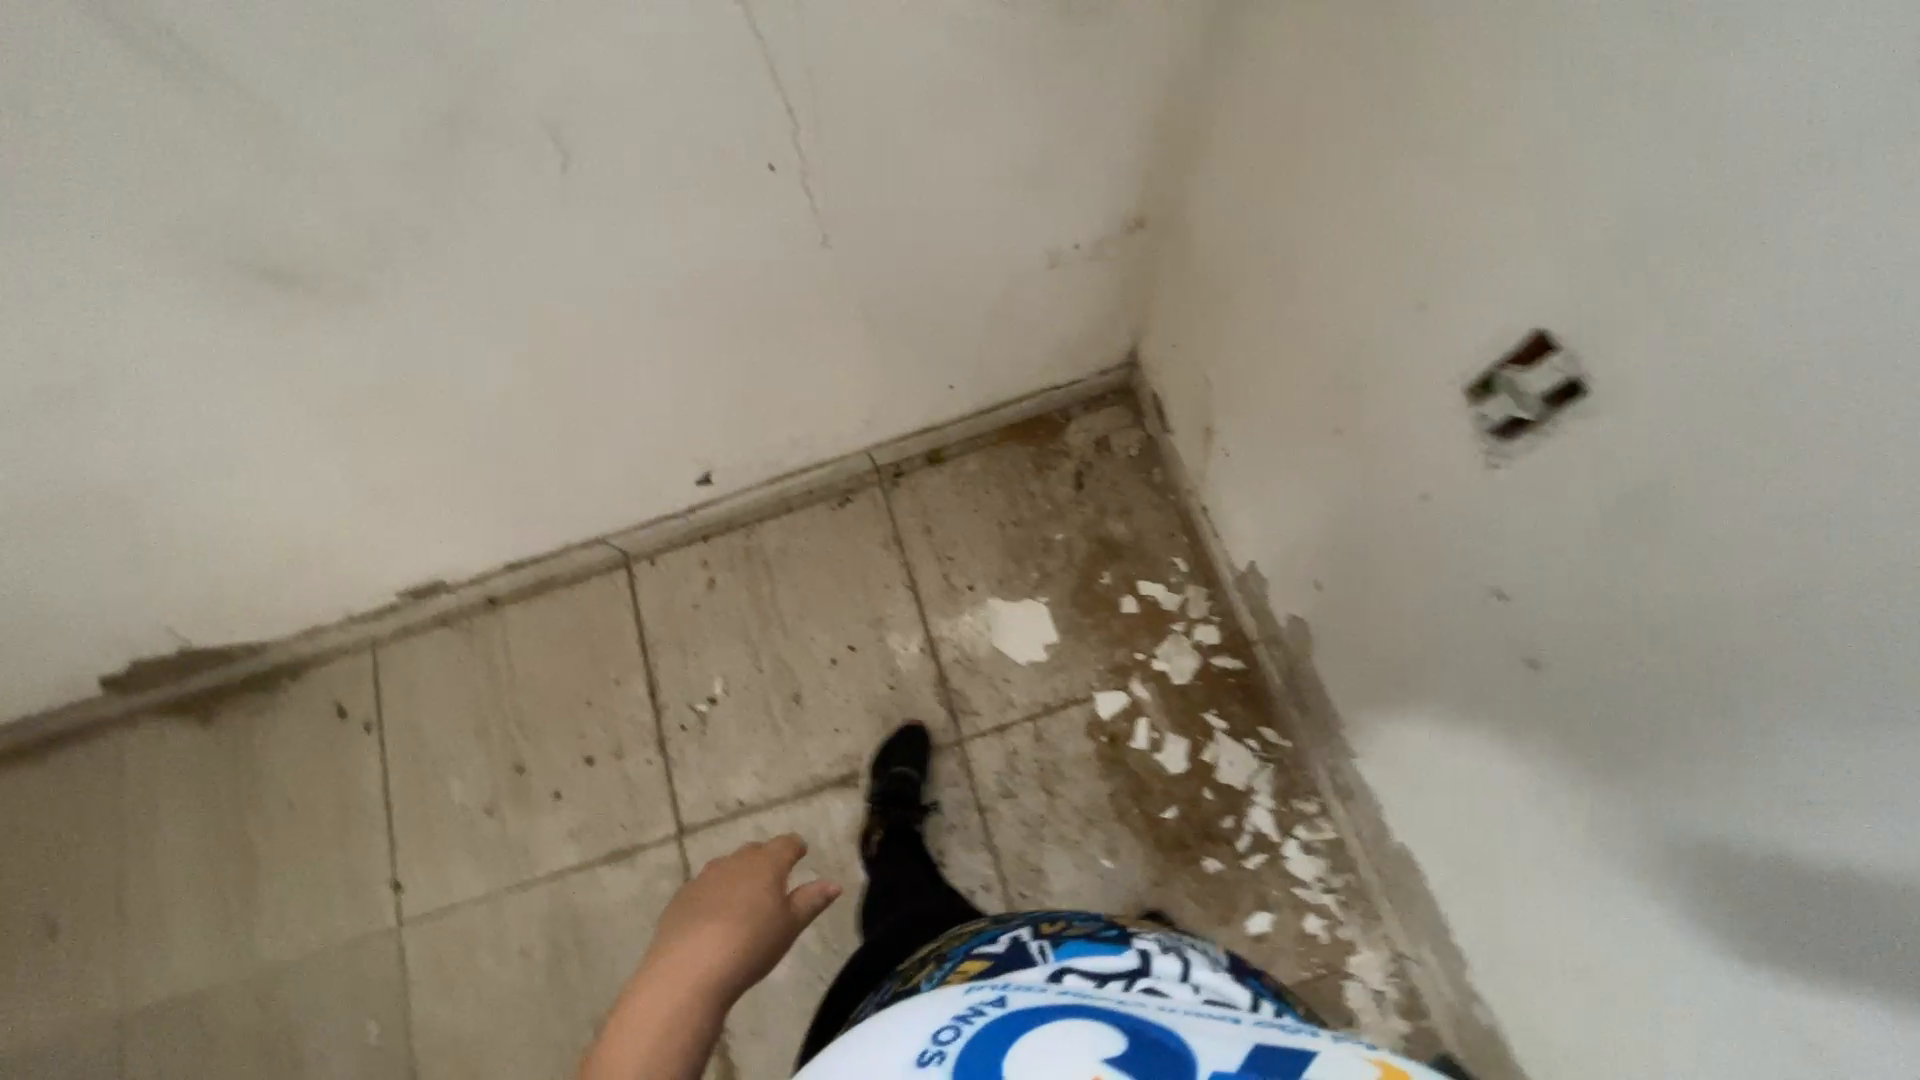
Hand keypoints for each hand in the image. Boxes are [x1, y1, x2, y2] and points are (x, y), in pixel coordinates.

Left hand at [639, 834, 841, 1002]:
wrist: (687, 971)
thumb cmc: (750, 945)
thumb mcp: (789, 927)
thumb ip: (811, 901)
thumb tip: (834, 884)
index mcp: (766, 864)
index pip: (786, 843)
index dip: (796, 847)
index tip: (801, 854)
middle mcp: (734, 862)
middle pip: (755, 851)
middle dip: (766, 860)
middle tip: (774, 880)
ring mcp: (704, 878)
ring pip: (727, 867)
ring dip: (739, 876)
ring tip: (745, 899)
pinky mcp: (680, 898)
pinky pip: (704, 887)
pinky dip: (714, 895)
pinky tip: (714, 919)